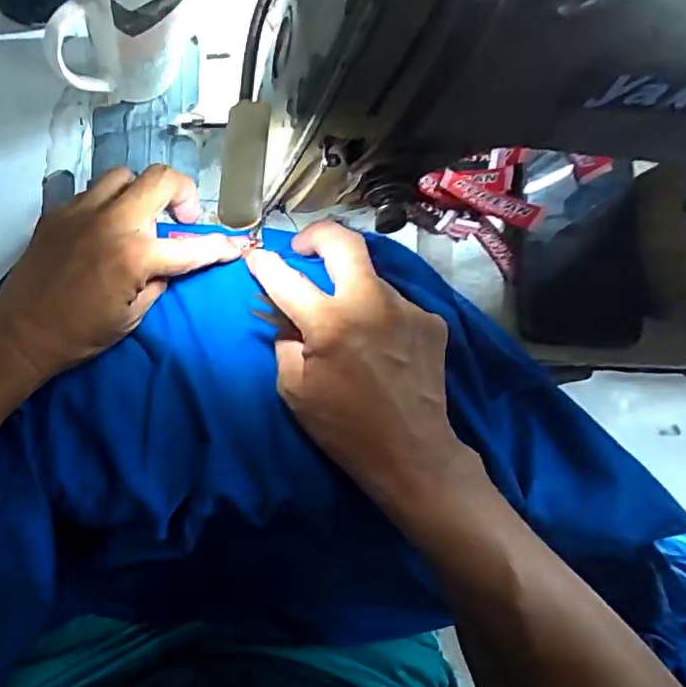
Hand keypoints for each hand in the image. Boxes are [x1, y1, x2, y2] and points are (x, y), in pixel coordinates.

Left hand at [0, 165, 244, 386]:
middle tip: (178, 220)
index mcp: (134, 255)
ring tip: (136, 221)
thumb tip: (169, 265)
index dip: (217, 246)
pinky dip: (104, 206)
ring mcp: (79, 213)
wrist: (18, 336)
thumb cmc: (76, 338)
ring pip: (122, 177)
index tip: (233, 245)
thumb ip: (156, 284)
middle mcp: (110, 222)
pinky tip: (99, 232)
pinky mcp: (55, 215)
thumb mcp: (129, 319)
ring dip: (138, 193)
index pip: (190, 244)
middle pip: (160, 178)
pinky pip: (90, 195)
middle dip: (181, 194)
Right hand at [245, 221, 480, 509]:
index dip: (266, 265)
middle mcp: (372, 303)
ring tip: (337, 314)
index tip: (254, 256)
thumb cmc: (339, 424)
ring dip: (347, 284)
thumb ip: (285, 344)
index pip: (288, 280)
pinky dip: (372, 311)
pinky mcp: (431, 321)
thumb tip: (287, 319)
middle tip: (301, 248)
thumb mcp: (292, 387)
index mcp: (330, 323)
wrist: (409, 450)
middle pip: (345, 245)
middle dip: (317, 236)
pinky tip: (370, 339)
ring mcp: (408, 308)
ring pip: (370, 277)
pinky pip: (391, 303)